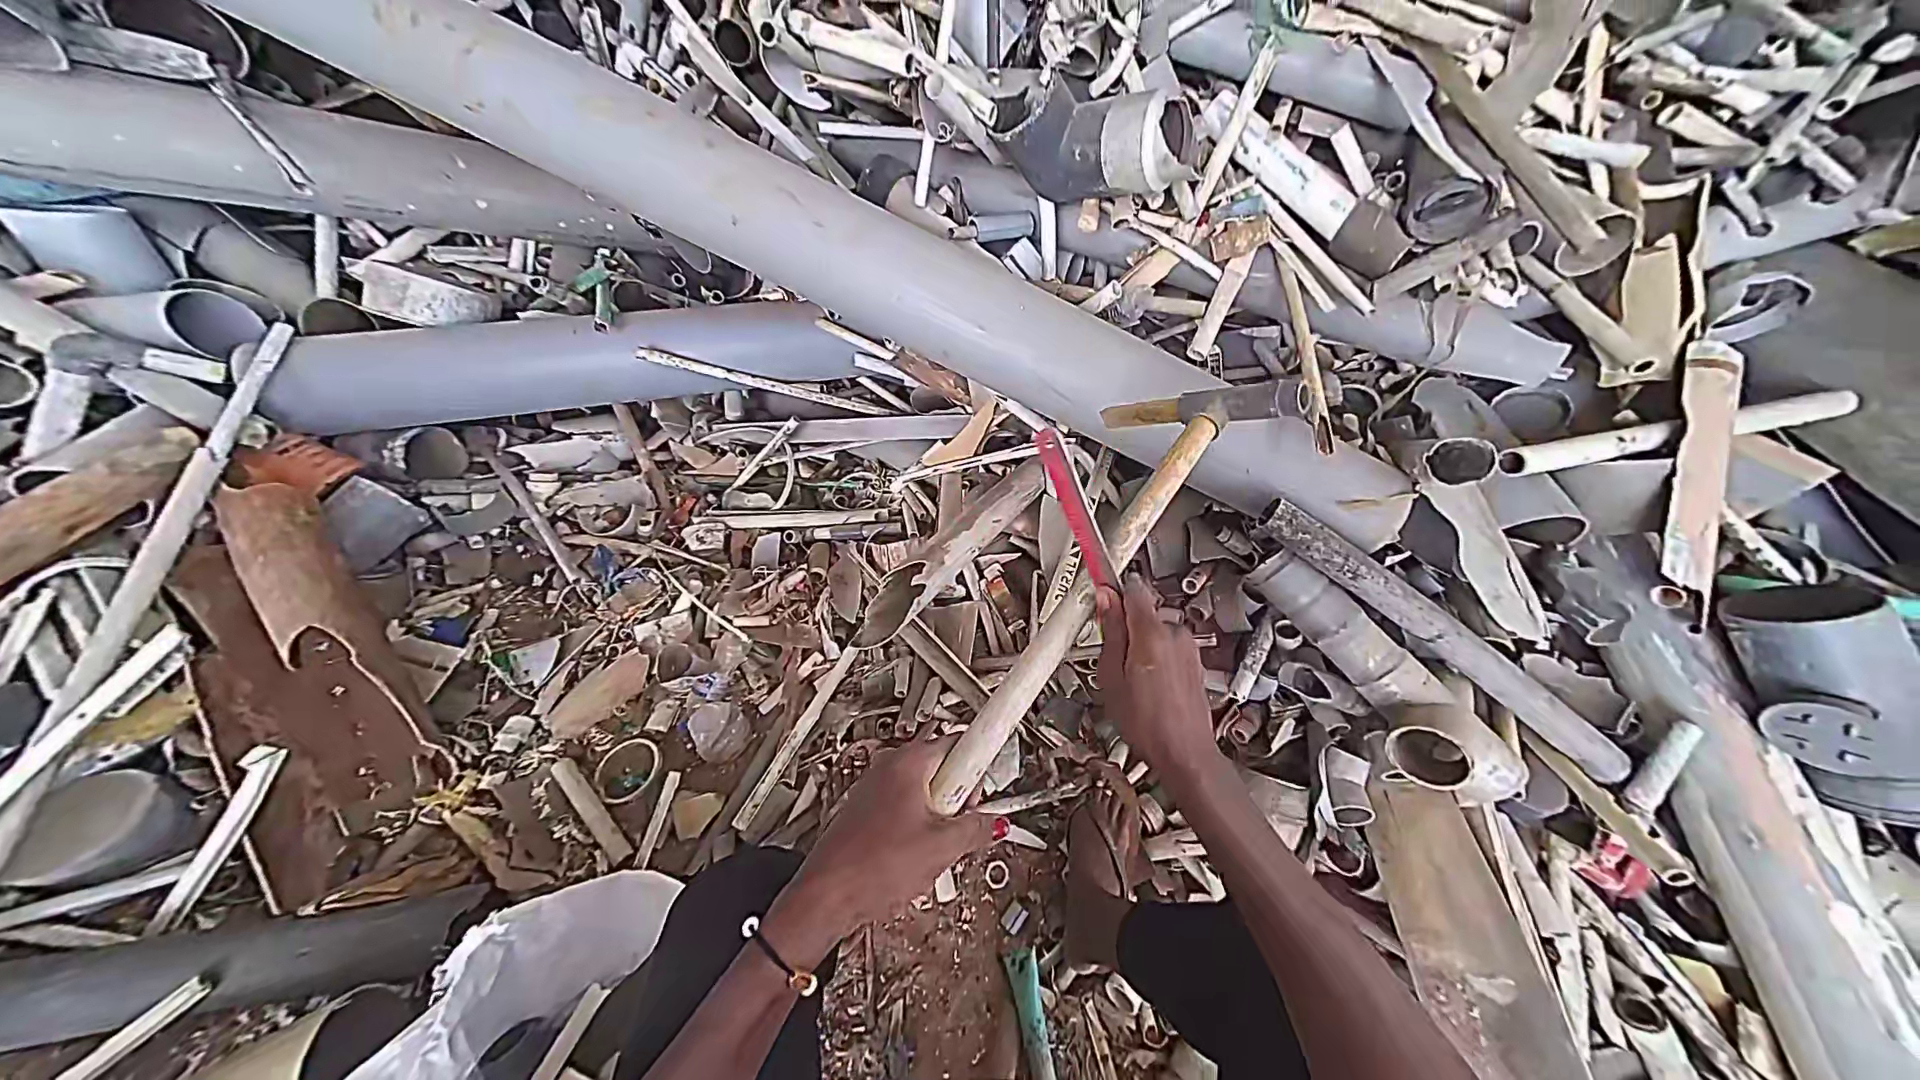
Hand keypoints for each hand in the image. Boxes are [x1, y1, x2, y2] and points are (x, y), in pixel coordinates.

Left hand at [763, 736, 993, 962]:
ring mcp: (877, 787)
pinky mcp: (869, 810)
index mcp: (909, 762)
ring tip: (935, 846)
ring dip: (941, 814)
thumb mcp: (941, 848)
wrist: (826, 898)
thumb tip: (995, 822)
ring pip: (927, 790)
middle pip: (944, 767)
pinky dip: (919, 824)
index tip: (999, 759)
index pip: (959, 740)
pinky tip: (915, 854)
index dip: (982, 760)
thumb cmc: (869, 868)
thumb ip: (976, 828)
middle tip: (962, 823)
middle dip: (961, 796)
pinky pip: (908, 807)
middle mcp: (891, 766)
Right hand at [1096, 575, 1220, 781]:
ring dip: (1141, 643)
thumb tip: (1105, 600)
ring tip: (1129, 677)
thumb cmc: (1148, 723)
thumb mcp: (1111, 675)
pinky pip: (1168, 646)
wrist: (1184, 754)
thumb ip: (1110, 632)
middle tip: (1110, 653)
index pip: (1133, 589)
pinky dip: (1155, 656)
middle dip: (1125, 625)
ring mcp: (1189, 648)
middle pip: (1143, 611)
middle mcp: (1175, 634)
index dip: (1113, 587)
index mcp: (1152, 632)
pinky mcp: (1195, 661)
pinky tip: (1147, 685)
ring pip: (1155, 630)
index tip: (1099, 582)